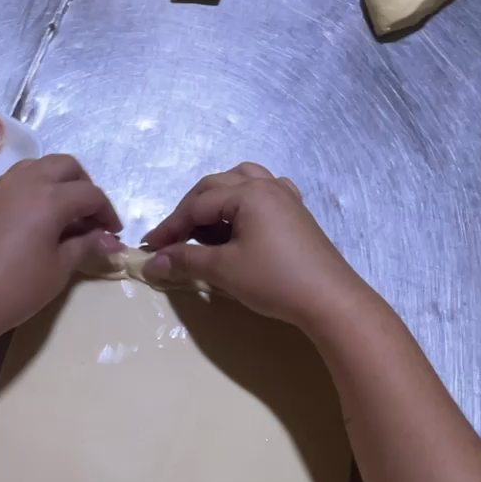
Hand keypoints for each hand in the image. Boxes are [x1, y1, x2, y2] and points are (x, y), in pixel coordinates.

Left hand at [0, 154, 122, 342]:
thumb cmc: (10, 290)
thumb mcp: (56, 272)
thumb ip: (84, 248)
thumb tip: (109, 240)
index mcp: (50, 197)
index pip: (90, 193)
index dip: (107, 212)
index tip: (113, 233)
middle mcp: (25, 181)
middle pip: (65, 166)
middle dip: (84, 186)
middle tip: (89, 217)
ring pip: (37, 167)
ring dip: (56, 183)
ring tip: (61, 216)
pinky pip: (15, 182)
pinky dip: (32, 191)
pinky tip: (31, 221)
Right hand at [141, 162, 376, 333]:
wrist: (330, 300)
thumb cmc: (275, 280)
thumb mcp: (224, 270)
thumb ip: (186, 261)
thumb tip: (153, 263)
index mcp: (248, 192)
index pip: (197, 204)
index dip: (171, 226)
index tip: (150, 246)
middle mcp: (266, 185)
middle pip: (216, 186)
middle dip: (190, 211)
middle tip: (172, 239)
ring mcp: (285, 196)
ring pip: (242, 181)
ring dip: (217, 200)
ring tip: (204, 226)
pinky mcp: (297, 212)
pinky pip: (265, 191)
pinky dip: (245, 200)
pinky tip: (243, 219)